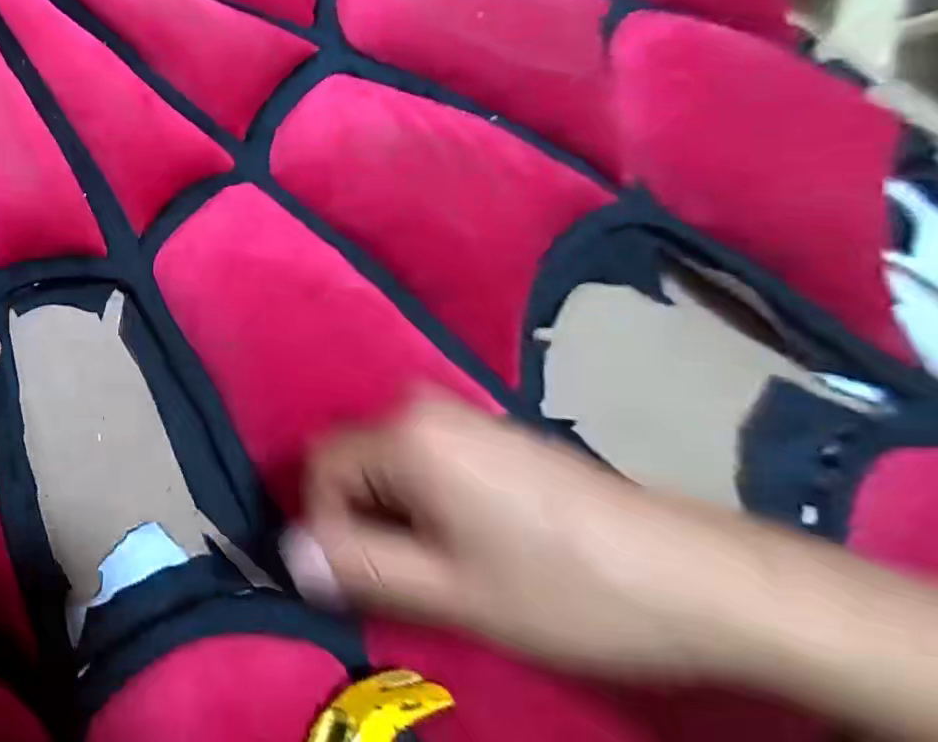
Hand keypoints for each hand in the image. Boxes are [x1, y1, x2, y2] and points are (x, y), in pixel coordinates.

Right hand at [283, 396, 803, 681]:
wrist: (707, 580)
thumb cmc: (568, 588)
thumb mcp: (453, 592)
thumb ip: (360, 568)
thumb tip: (290, 556)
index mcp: (405, 434)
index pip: (320, 468)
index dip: (328, 526)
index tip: (362, 578)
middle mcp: (422, 407)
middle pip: (352, 461)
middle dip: (363, 519)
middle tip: (404, 575)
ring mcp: (461, 415)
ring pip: (387, 461)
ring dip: (394, 512)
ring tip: (440, 563)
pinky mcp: (491, 431)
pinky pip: (423, 455)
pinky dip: (425, 497)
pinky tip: (472, 538)